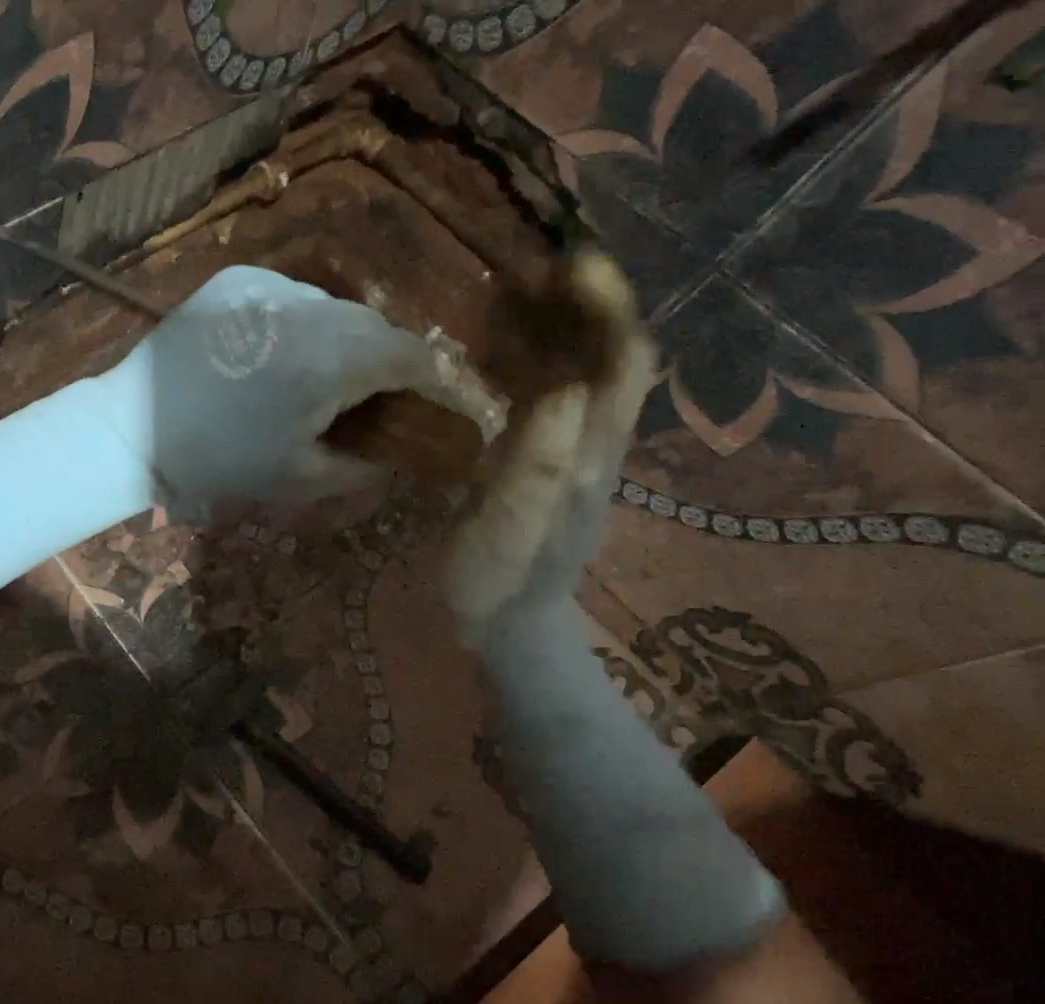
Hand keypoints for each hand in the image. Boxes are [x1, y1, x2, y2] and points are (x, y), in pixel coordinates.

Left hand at [89, 265, 493, 519]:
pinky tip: (266, 356)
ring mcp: (268, 285)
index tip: (423, 405)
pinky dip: (294, 323)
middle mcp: (309, 307)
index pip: (410, 355)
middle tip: (363, 400)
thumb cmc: (219, 461)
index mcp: (332, 359)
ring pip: (331, 309)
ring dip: (335, 340)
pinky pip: (288, 298)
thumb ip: (367, 462)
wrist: (132, 427)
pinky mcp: (235, 279)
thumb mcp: (302, 478)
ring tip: (306, 378)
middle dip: (378, 363)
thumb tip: (400, 450)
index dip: (427, 382)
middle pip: (372, 328)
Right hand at [444, 251, 655, 644]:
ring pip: (580, 370)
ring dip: (556, 326)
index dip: (608, 309)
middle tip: (534, 265)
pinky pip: (548, 392)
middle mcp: (594, 443)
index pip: (621, 363)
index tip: (574, 261)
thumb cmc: (498, 581)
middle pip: (608, 356)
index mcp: (592, 454)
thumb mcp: (512, 532)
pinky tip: (497, 348)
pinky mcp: (543, 459)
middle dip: (582, 304)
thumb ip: (540, 467)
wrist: (503, 626)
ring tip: (510, 293)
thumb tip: (565, 390)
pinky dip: (531, 359)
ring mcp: (571, 451)